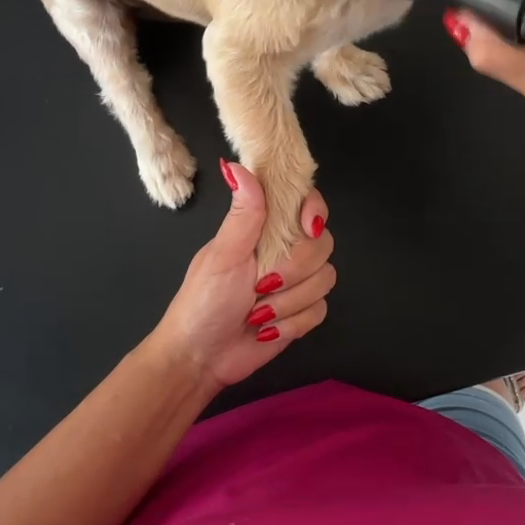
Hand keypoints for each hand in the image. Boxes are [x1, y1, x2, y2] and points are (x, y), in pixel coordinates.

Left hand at [143, 160, 334, 390]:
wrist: (200, 358)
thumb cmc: (203, 301)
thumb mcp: (223, 255)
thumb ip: (243, 214)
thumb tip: (236, 166)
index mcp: (264, 229)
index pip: (305, 203)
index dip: (314, 211)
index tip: (307, 227)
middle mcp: (284, 251)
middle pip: (323, 244)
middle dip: (294, 271)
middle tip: (261, 286)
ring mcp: (295, 283)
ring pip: (325, 280)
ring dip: (289, 303)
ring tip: (257, 313)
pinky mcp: (301, 313)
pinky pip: (320, 310)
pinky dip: (293, 324)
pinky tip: (268, 330)